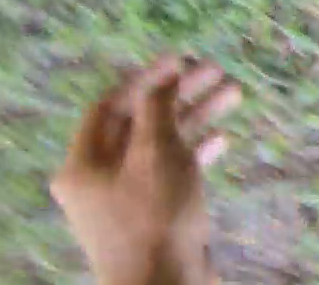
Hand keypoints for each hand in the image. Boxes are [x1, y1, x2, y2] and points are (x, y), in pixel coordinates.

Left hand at [51, 56, 241, 284]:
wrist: (161, 278)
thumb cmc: (153, 210)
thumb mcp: (156, 151)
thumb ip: (157, 110)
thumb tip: (162, 78)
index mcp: (84, 164)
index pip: (110, 105)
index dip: (146, 77)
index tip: (183, 56)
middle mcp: (98, 176)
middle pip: (139, 120)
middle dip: (179, 92)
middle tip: (216, 69)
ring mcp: (123, 193)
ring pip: (161, 141)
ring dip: (196, 114)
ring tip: (234, 94)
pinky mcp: (149, 207)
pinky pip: (171, 165)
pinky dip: (196, 146)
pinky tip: (223, 138)